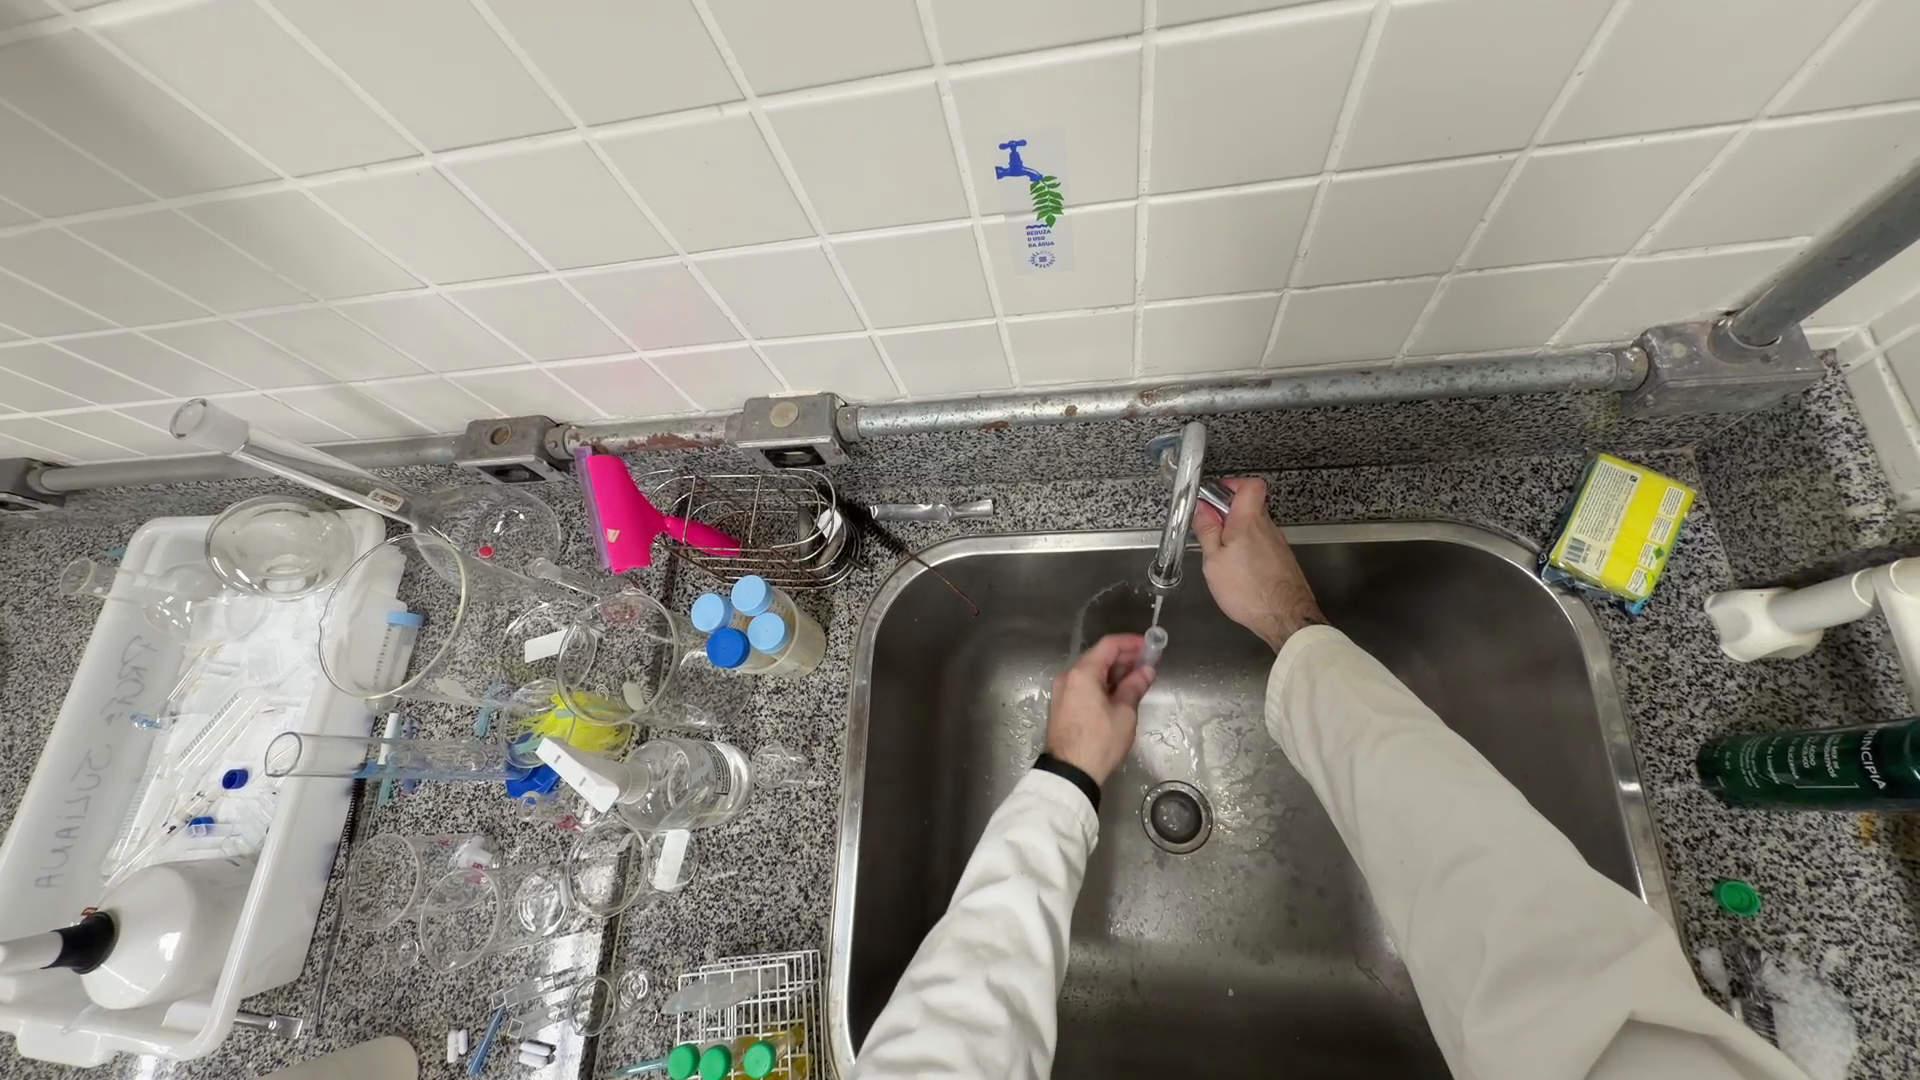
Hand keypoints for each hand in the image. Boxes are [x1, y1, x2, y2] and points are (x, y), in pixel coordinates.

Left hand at [1045, 634, 1153, 786]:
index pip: (1108, 645)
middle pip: (1099, 657)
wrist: (1070, 772)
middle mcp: (1068, 677)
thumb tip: (1146, 671)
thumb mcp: (1124, 713)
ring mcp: (1063, 691)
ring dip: (1115, 672)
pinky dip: (1103, 684)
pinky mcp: (1063, 706)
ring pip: (1092, 672)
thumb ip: (1134, 686)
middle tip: (1149, 663)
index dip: (1131, 643)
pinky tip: (1121, 691)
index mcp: (1082, 673)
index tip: (1150, 646)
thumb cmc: (1100, 741)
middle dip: (1125, 658)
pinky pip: (1085, 686)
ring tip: (1139, 678)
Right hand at [1191, 477, 1325, 651]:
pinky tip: (1237, 567)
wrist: (1285, 617)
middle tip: (1210, 527)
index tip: (1214, 495)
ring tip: (1221, 552)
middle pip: (1250, 505)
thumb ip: (1207, 531)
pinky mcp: (1282, 559)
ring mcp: (1277, 544)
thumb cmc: (1250, 592)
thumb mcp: (1213, 561)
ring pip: (1255, 526)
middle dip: (1227, 512)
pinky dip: (1247, 548)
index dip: (1231, 484)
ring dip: (1237, 532)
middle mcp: (1267, 528)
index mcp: (1248, 522)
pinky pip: (1261, 543)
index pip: (1250, 485)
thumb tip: (1201, 511)